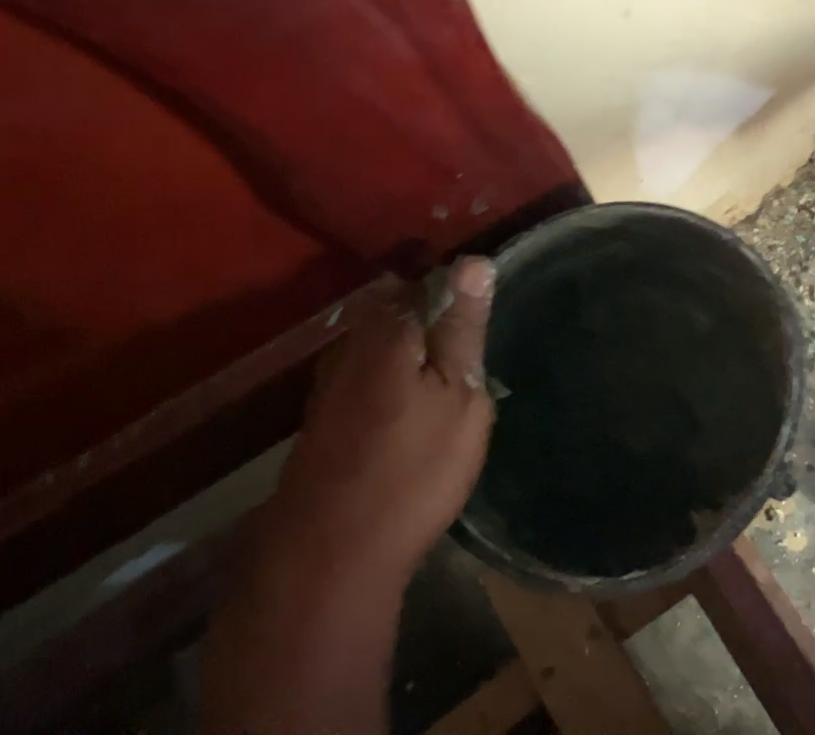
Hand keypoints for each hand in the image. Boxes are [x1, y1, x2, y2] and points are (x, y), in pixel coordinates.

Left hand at [263, 257, 496, 583]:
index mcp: (388, 331)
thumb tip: (473, 261)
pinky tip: (417, 406)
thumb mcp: (459, 397)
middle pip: (402, 312)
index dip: (461, 290)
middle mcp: (351, 345)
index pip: (429, 281)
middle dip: (438, 320)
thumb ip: (462, 330)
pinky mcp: (326, 415)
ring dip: (417, 352)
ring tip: (454, 376)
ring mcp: (331, 381)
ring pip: (385, 345)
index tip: (489, 312)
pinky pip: (371, 374)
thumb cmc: (413, 469)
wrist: (329, 554)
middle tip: (478, 349)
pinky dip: (397, 379)